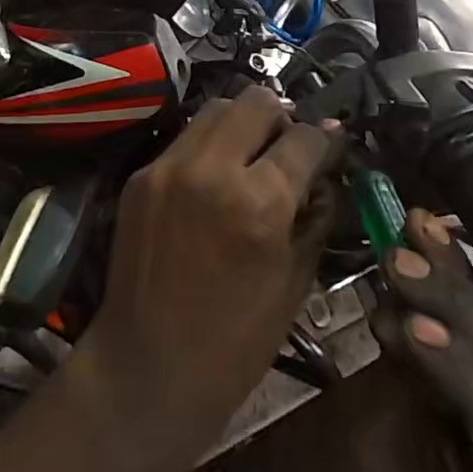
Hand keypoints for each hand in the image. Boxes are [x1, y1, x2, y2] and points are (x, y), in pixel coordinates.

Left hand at [0, 89, 338, 471]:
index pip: (305, 138)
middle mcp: (213, 169)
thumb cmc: (235, 341)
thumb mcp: (296, 280)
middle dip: (283, 118)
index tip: (331, 146)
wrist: (146, 369)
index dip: (326, 140)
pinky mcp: (142, 175)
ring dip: (244, 122)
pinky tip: (216, 175)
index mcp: (261, 201)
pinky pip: (187, 137)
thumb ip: (315, 215)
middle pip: (258, 102)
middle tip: (288, 147)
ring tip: (252, 154)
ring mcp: (170, 166)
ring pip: (218, 107)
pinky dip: (211, 144)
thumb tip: (324, 175)